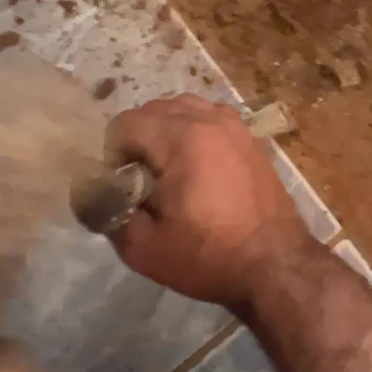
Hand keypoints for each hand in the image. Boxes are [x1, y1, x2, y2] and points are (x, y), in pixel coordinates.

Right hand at [106, 95, 316, 307]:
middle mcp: (209, 120)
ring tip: (169, 170)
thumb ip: (110, 214)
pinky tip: (199, 167)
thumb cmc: (207, 255)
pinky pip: (212, 117)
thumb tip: (96, 194)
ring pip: (185, 107)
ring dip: (168, 130)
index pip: (126, 123)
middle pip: (155, 109)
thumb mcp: (144, 248)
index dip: (114, 154)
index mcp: (181, 138)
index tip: (123, 186)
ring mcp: (235, 125)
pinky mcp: (251, 138)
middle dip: (139, 139)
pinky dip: (196, 130)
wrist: (274, 263)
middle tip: (142, 180)